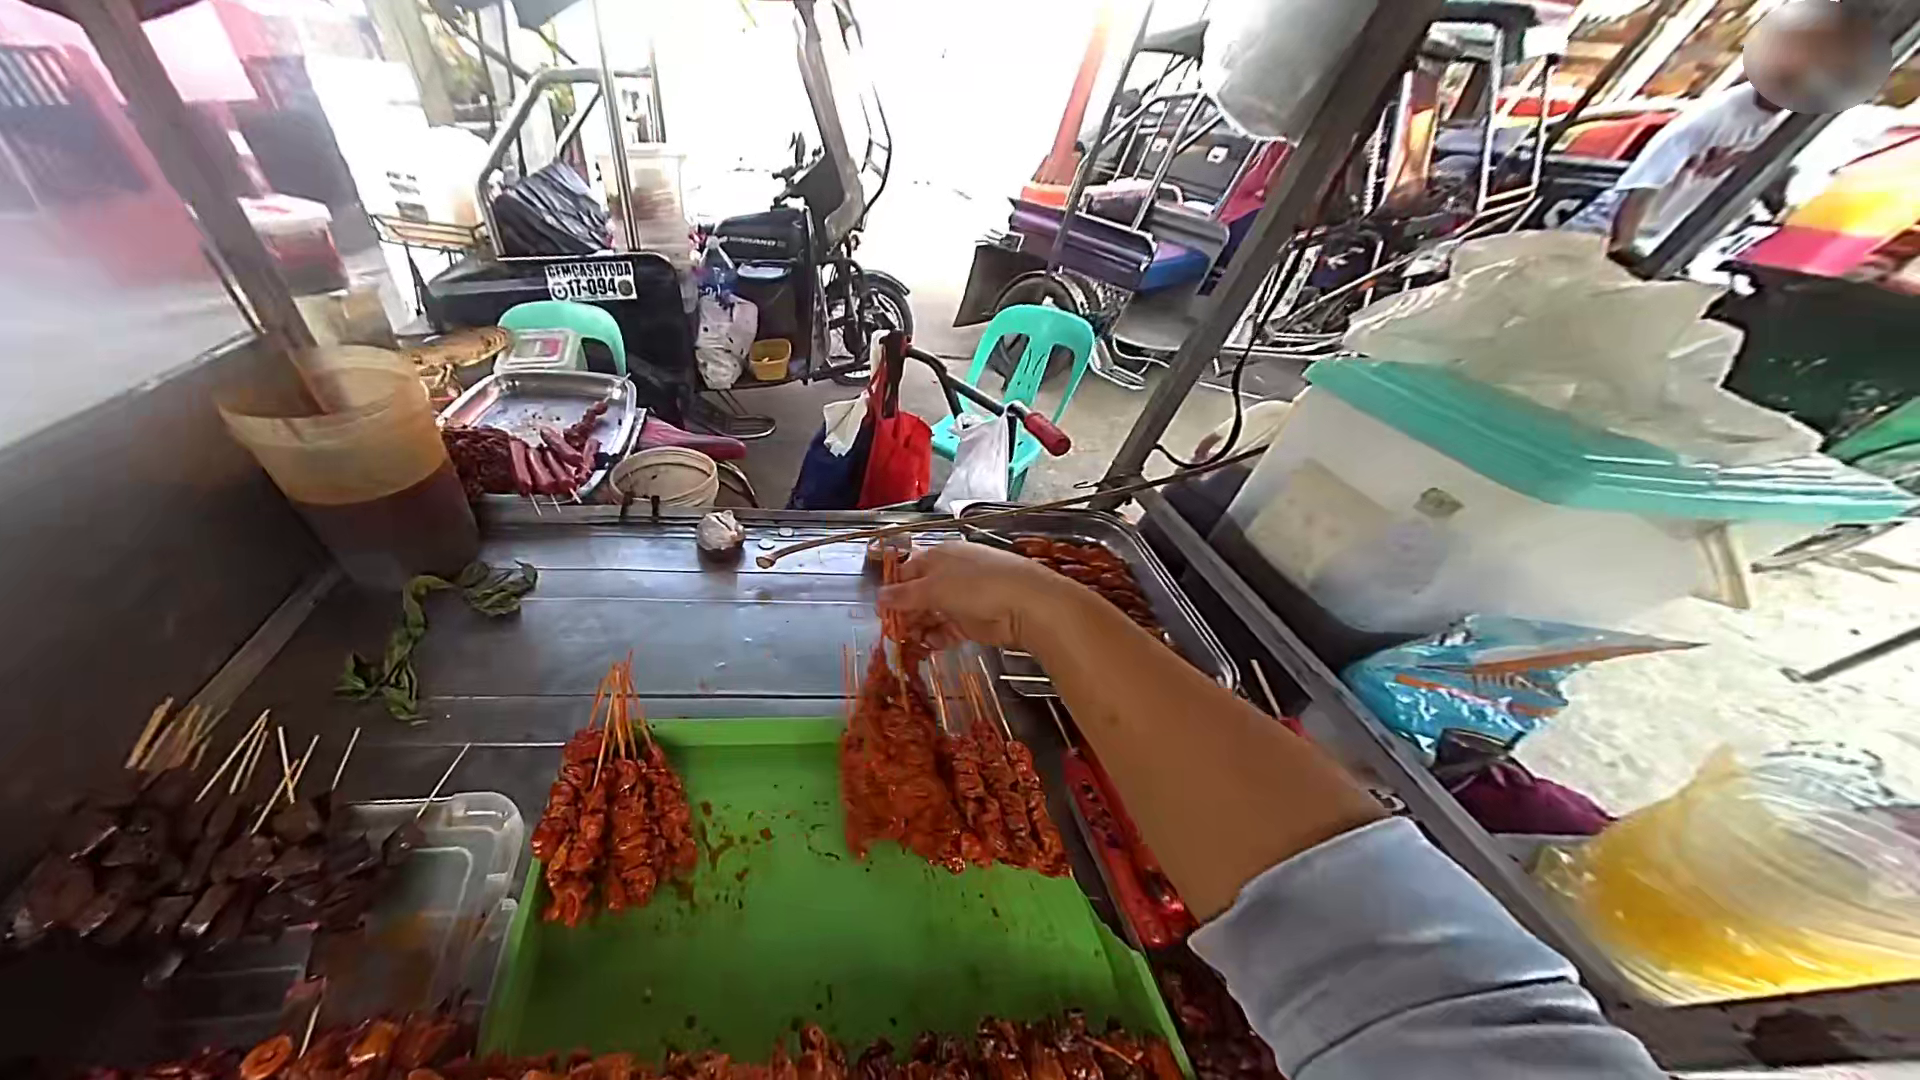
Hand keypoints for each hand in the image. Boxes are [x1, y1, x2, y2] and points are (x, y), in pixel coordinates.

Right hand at [876, 541, 1080, 650]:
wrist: (1026, 604)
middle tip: (894, 634)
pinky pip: (948, 630)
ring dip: (919, 629)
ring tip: (910, 644)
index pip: (907, 572)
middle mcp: (950, 575)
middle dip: (905, 615)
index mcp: (939, 557)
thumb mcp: (934, 587)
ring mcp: (963, 599)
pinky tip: (931, 646)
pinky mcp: (974, 622)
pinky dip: (938, 638)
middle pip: (918, 596)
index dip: (893, 592)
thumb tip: (879, 597)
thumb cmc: (977, 585)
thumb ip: (904, 595)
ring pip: (932, 614)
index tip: (881, 613)